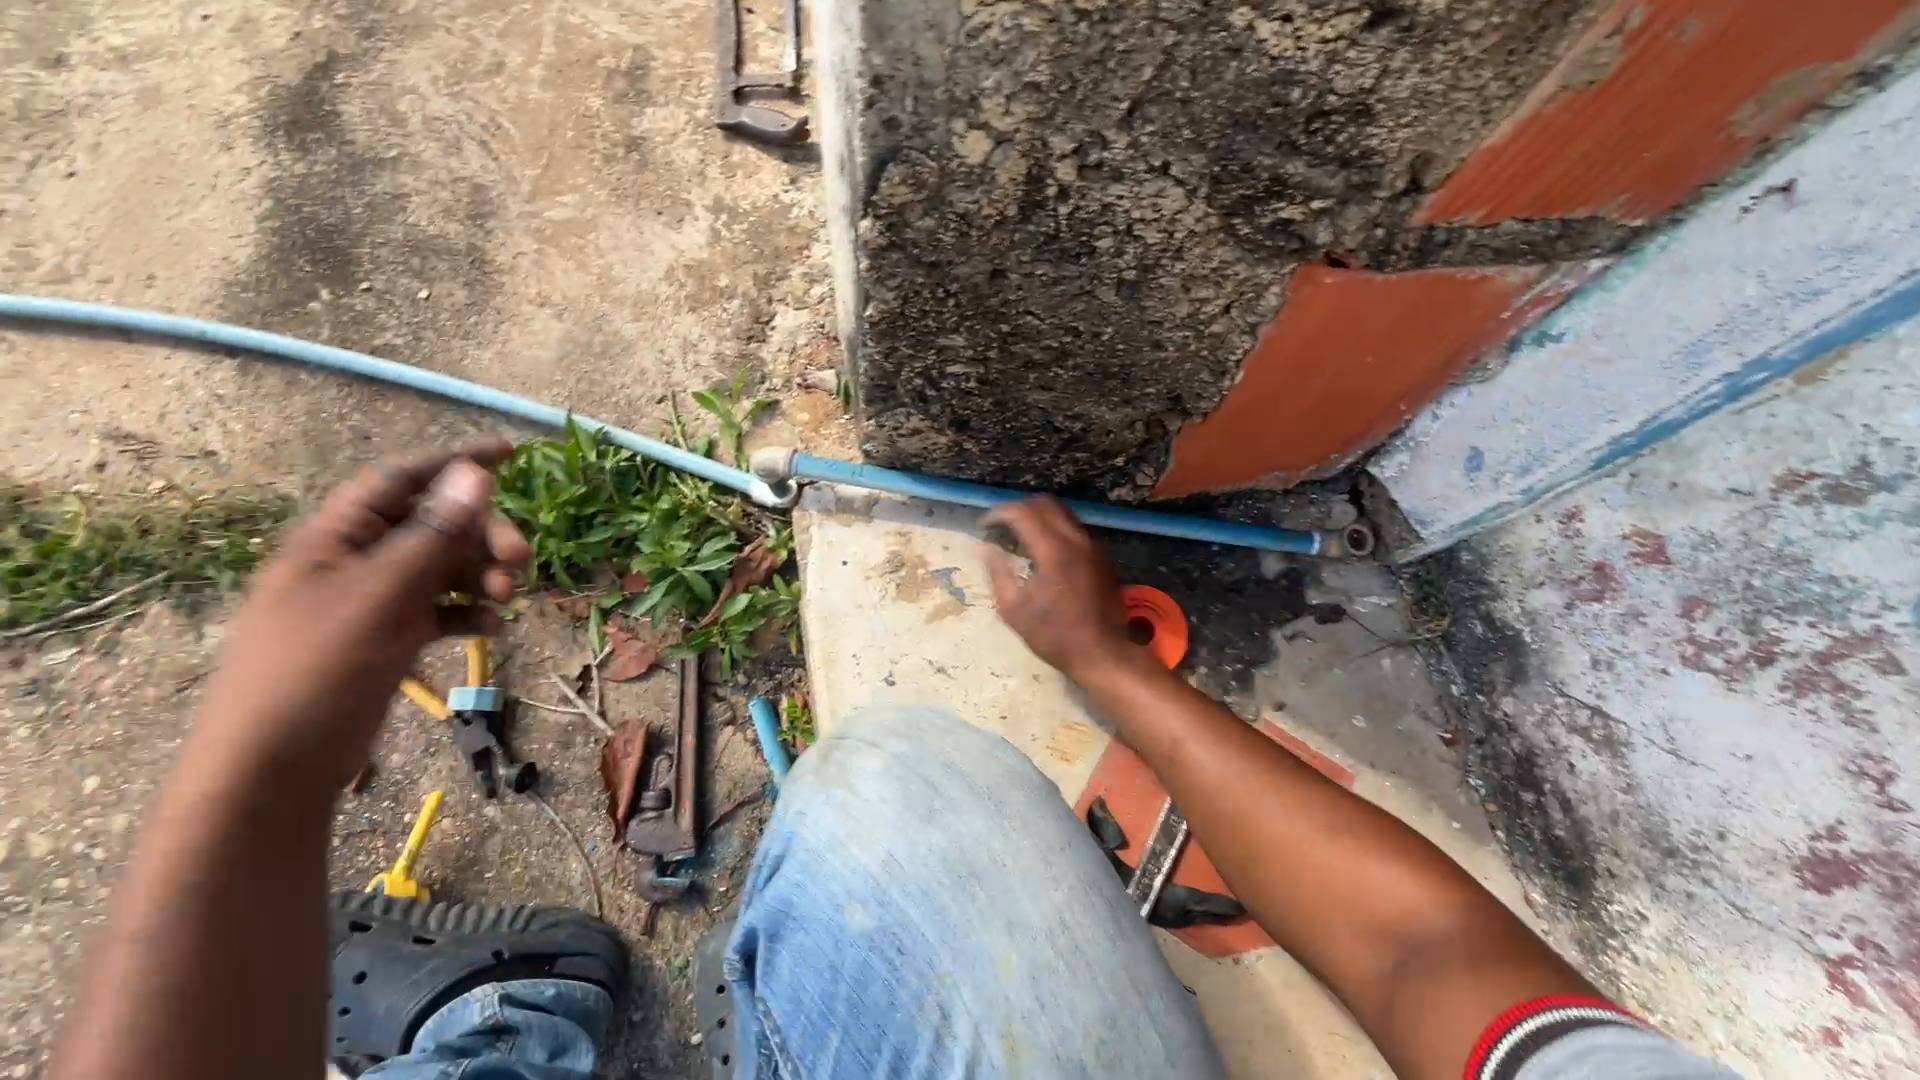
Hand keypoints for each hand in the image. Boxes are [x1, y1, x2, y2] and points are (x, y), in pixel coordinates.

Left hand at [190, 441, 529, 791]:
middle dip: (480, 537)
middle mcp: (355, 561)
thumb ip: (431, 535)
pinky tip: (487, 627)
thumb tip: (475, 474)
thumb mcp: (378, 595)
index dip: (454, 463)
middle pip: (433, 527)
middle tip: (520, 559)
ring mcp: (372, 601)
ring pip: (441, 569)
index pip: (401, 480)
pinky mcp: (387, 637)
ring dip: (478, 576)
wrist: (274, 765)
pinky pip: (438, 609)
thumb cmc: (315, 668)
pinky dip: (466, 612)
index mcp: (335, 537)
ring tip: (507, 598)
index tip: (512, 455)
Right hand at [980, 497, 1142, 684]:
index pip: (1023, 513)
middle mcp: (1076, 541)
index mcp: (1053, 551)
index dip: (999, 513)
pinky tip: (1043, 550)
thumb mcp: (1014, 610)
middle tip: (1001, 525)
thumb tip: (984, 548)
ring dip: (1039, 516)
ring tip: (1020, 535)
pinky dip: (1055, 528)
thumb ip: (997, 573)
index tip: (984, 525)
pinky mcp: (1102, 557)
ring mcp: (1093, 547)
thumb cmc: (1054, 636)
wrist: (1103, 653)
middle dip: (1019, 508)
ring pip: (1064, 513)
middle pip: (1046, 503)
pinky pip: (1075, 529)